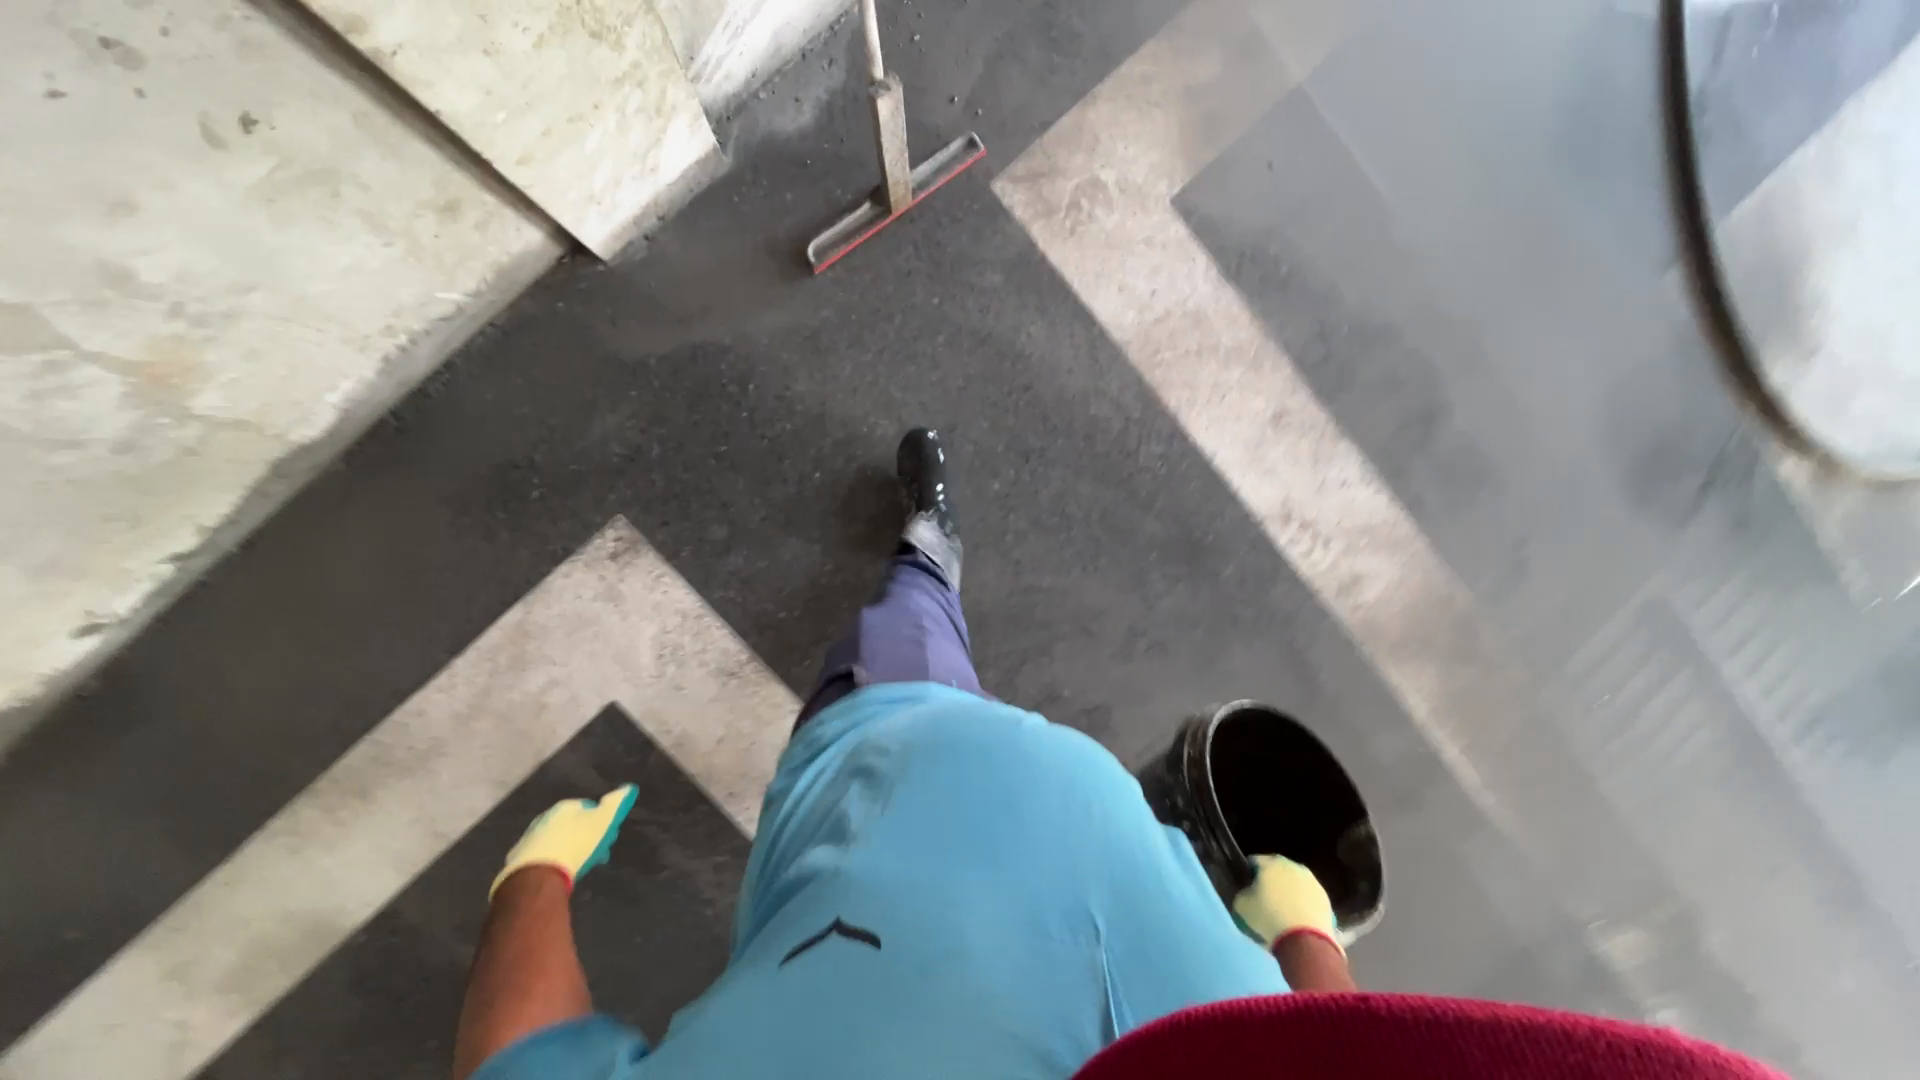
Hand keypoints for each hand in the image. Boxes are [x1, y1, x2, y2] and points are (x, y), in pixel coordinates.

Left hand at [491, 785, 637, 897]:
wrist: (536, 875)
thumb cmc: (575, 845)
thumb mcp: (603, 822)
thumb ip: (616, 804)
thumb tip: (629, 787)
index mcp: (565, 807)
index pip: (588, 808)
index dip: (600, 822)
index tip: (607, 838)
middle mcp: (545, 817)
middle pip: (570, 824)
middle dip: (584, 836)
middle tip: (595, 854)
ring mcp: (529, 837)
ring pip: (555, 840)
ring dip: (567, 849)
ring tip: (578, 866)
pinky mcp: (518, 859)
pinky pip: (541, 856)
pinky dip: (550, 861)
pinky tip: (557, 873)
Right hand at [1232, 854, 1342, 954]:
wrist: (1305, 940)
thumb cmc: (1268, 918)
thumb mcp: (1242, 905)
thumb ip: (1244, 893)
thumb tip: (1250, 893)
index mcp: (1270, 863)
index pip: (1254, 861)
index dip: (1249, 873)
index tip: (1247, 886)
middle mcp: (1292, 866)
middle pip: (1277, 869)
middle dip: (1271, 879)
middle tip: (1265, 896)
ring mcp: (1312, 881)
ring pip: (1295, 882)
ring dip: (1289, 890)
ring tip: (1284, 909)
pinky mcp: (1325, 898)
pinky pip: (1308, 896)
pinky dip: (1303, 903)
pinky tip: (1298, 917)